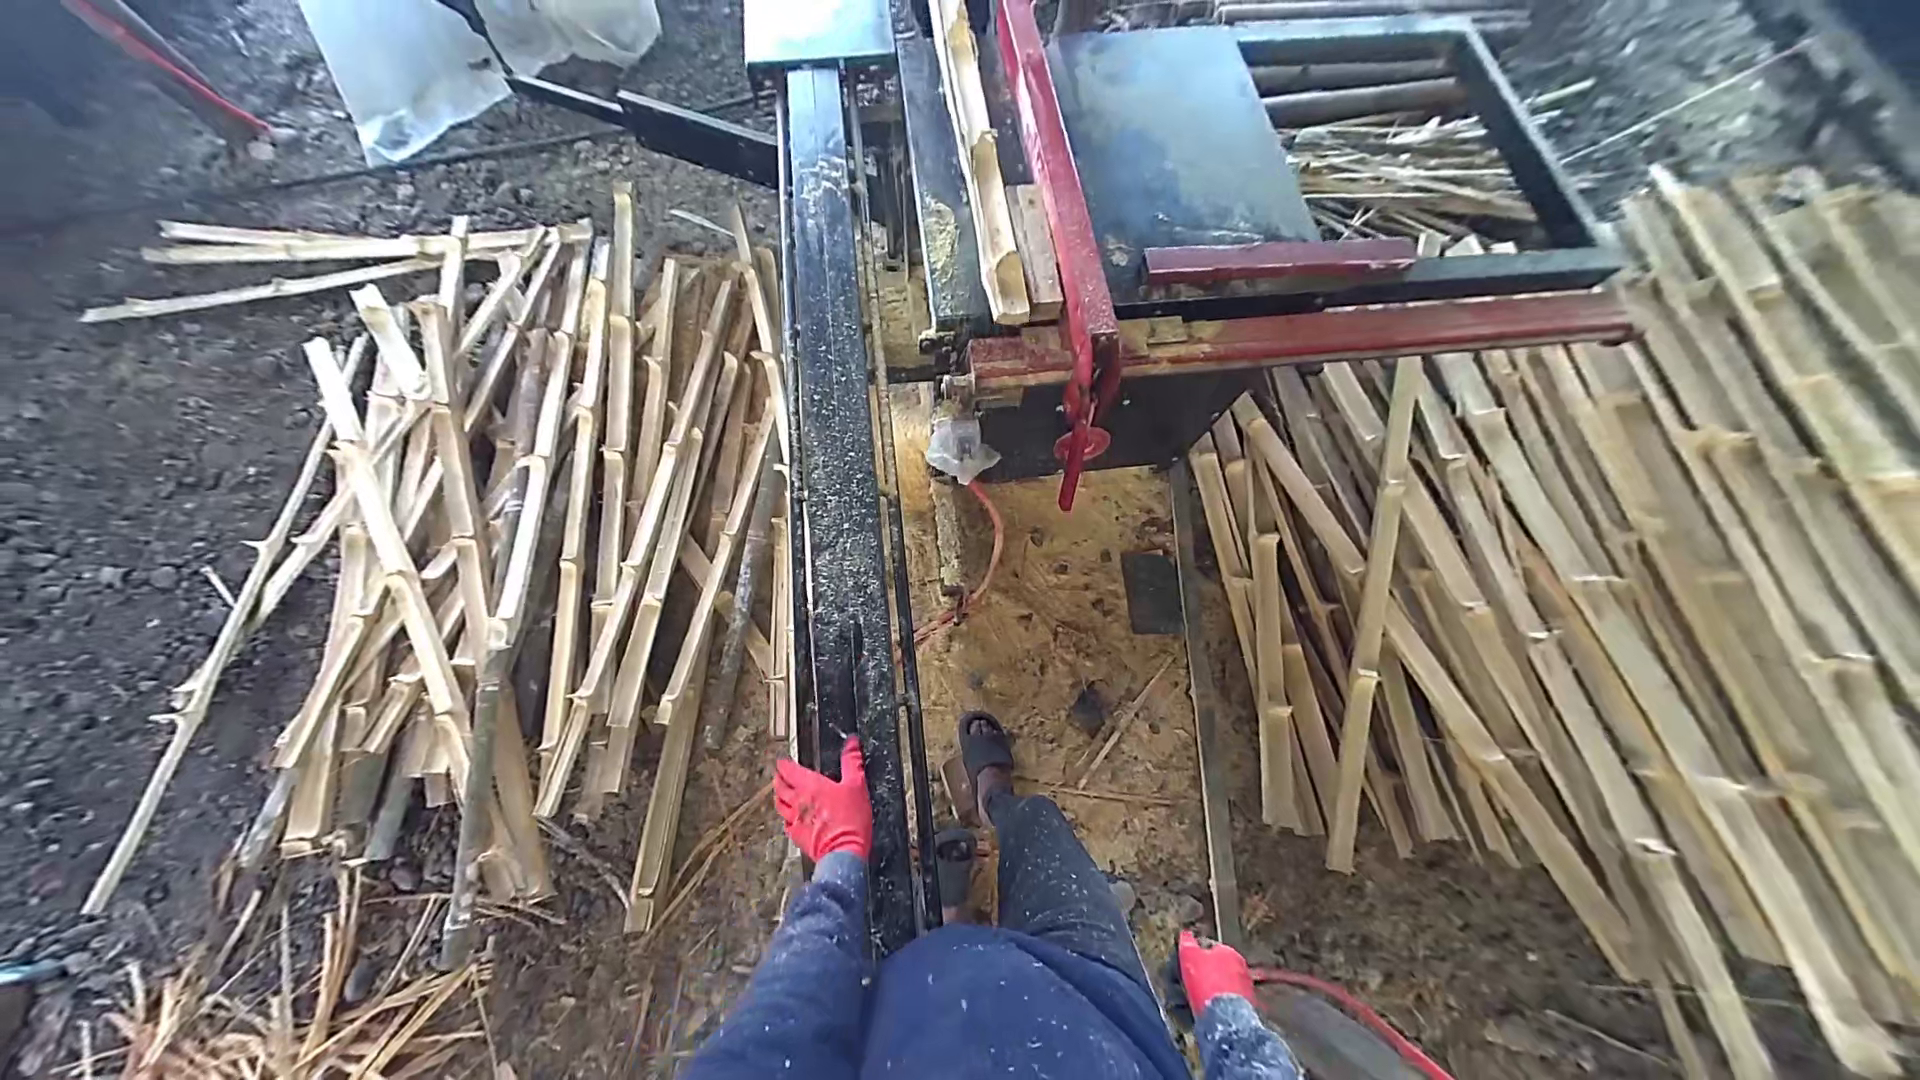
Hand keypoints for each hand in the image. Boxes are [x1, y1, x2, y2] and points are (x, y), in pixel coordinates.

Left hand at [775, 738, 872, 860]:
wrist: (844, 852)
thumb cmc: (850, 820)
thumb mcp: (857, 784)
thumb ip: (852, 761)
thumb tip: (851, 743)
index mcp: (810, 786)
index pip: (789, 770)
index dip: (784, 764)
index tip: (782, 761)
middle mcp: (798, 801)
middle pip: (780, 786)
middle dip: (778, 778)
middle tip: (779, 774)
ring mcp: (795, 820)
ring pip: (779, 804)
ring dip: (778, 795)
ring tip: (780, 792)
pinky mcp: (797, 836)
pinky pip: (786, 823)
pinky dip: (786, 816)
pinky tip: (789, 817)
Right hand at [1178, 930, 1255, 1014]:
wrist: (1227, 1019)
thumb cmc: (1208, 984)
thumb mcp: (1189, 956)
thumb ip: (1187, 942)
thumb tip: (1185, 934)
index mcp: (1229, 952)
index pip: (1210, 947)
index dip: (1196, 954)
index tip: (1187, 963)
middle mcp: (1242, 968)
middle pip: (1219, 966)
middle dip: (1207, 972)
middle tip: (1192, 981)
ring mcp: (1247, 990)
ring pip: (1225, 984)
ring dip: (1214, 989)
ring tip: (1199, 998)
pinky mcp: (1247, 1010)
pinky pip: (1229, 1002)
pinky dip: (1220, 1004)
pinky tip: (1210, 1009)